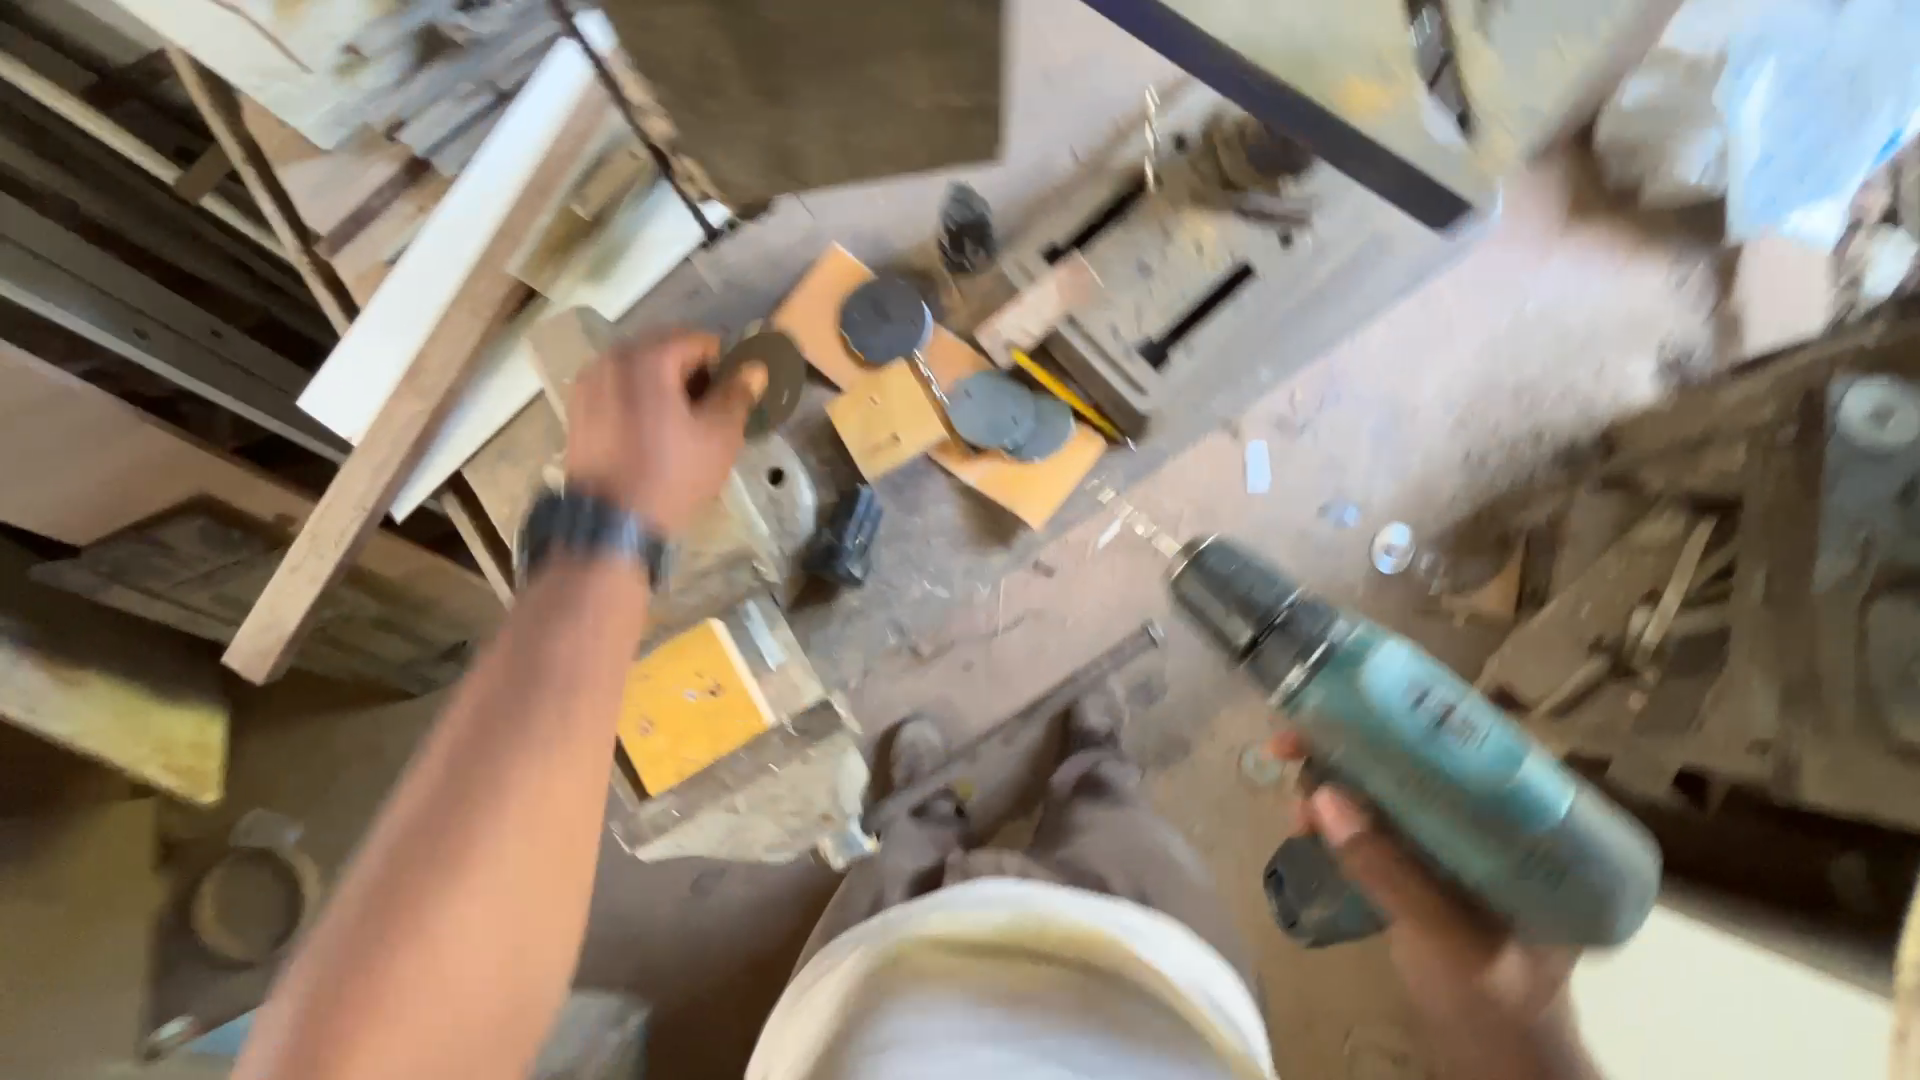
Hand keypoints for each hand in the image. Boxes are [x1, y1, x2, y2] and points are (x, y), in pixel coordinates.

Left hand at [564, 331, 766, 534]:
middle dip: (694, 374)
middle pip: (666, 350)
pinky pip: (619, 390)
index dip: (725, 364)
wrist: (612, 522)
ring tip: (684, 425)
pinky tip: (654, 433)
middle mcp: (612, 357)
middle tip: (713, 410)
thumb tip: (753, 369)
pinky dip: (641, 400)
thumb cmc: (673, 474)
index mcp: (648, 357)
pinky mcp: (578, 409)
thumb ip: (738, 394)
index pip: (700, 340)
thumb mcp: (720, 435)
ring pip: (641, 371)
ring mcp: (589, 382)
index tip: (736, 394)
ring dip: (667, 387)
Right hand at [1278, 735, 1597, 1079]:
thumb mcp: (1446, 934)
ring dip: (1335, 784)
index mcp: (1523, 825)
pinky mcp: (1422, 870)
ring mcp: (1453, 847)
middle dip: (1349, 748)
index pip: (1463, 748)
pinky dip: (1336, 820)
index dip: (1399, 721)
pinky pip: (1374, 827)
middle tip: (1291, 744)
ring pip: (1387, 793)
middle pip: (1414, 763)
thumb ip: (1389, 869)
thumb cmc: (1496, 1001)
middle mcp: (1487, 823)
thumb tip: (1321, 795)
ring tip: (1294, 801)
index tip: (1341, 707)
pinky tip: (1305, 826)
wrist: (1498, 1067)